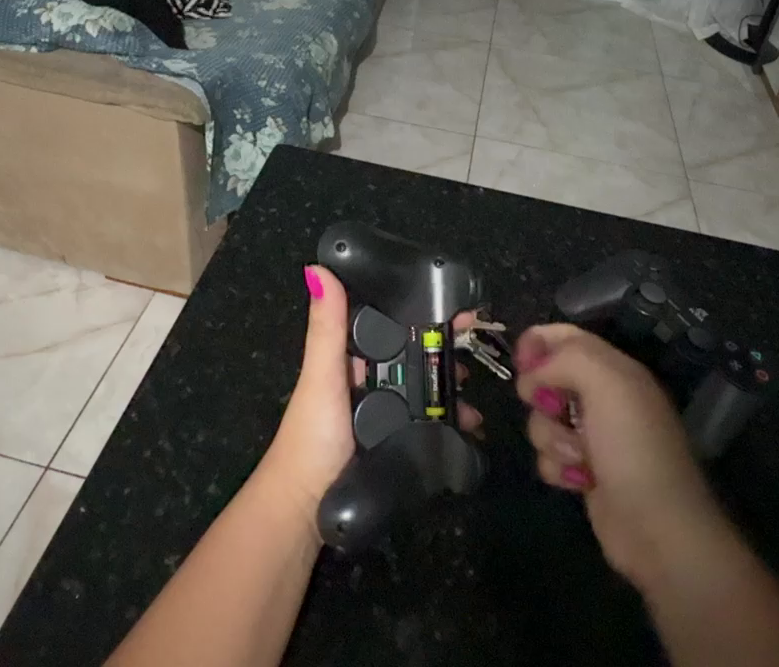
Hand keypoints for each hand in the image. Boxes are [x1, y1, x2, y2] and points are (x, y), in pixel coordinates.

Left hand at [256, 265, 480, 529]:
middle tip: (474, 359)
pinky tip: (468, 431)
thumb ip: (326, 329)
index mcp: (345, 363)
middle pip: (411, 361)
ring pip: (422, 394)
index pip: (386, 328)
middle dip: (443, 358)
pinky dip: (447, 424)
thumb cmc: (312, 438)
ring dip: (449, 394)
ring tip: (473, 404)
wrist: (304, 511)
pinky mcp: (393, 447)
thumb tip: (318, 267)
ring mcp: (380, 418)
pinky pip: (426, 426)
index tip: (457, 312)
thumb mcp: (322, 378)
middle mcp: (364, 385)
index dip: (418, 317)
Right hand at [514, 324, 728, 593]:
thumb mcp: (607, 384)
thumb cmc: (633, 447)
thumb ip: (565, 358)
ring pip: (542, 420)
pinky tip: (578, 481)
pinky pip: (547, 455)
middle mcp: (603, 398)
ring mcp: (592, 436)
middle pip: (546, 378)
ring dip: (551, 438)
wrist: (657, 528)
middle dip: (542, 397)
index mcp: (614, 369)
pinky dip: (556, 467)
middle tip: (556, 410)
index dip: (537, 343)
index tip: (521, 365)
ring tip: (578, 457)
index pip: (565, 336)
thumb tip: (534, 374)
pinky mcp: (582, 470)